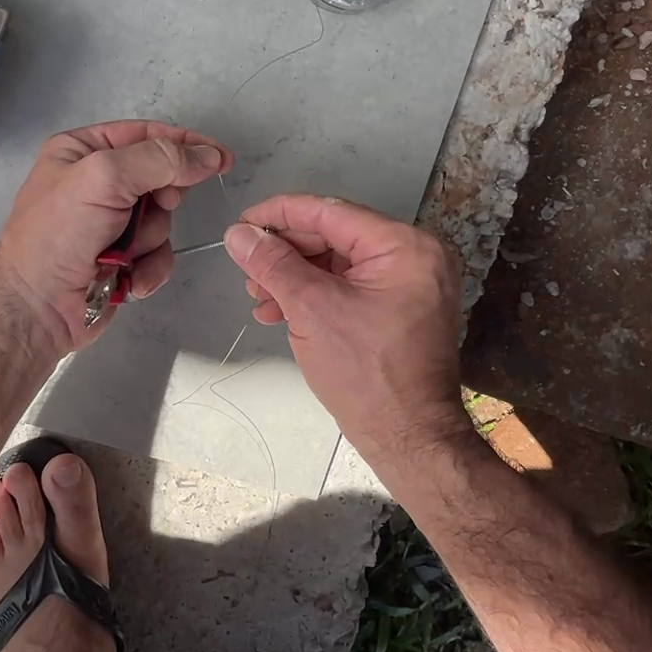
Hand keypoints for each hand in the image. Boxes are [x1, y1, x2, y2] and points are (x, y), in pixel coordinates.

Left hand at [0, 121, 232, 356]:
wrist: (35, 308)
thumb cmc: (58, 234)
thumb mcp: (104, 179)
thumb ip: (159, 159)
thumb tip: (207, 155)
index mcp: (82, 150)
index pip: (146, 134)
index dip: (184, 144)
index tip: (220, 157)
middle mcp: (96, 182)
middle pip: (161, 178)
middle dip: (161, 200)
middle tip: (155, 206)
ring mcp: (109, 223)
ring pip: (162, 220)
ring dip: (148, 240)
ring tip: (121, 253)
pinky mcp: (121, 258)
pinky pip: (158, 254)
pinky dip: (148, 268)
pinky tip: (129, 279)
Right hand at [223, 195, 470, 460]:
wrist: (409, 438)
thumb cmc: (364, 372)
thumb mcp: (310, 309)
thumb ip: (272, 263)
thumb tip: (238, 233)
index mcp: (403, 246)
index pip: (329, 212)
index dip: (279, 215)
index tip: (240, 224)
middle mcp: (414, 254)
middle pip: (332, 235)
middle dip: (284, 252)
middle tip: (246, 270)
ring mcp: (410, 282)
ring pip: (336, 262)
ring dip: (293, 276)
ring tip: (258, 298)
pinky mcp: (400, 306)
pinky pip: (349, 285)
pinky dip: (314, 294)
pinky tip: (279, 312)